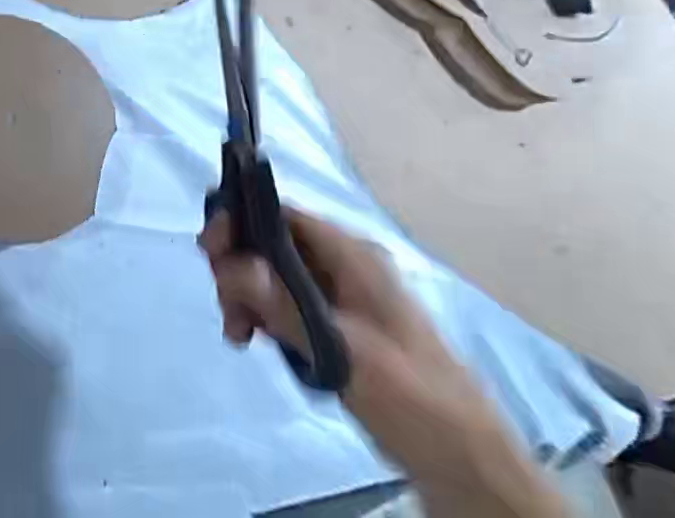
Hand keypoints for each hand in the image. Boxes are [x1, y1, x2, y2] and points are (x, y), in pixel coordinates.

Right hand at [200, 209, 566, 517]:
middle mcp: (344, 263)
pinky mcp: (336, 321)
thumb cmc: (410, 396)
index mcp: (352, 255)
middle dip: (240, 267)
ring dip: (247, 295)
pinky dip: (264, 314)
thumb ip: (284, 306)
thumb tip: (233, 262)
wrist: (464, 460)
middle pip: (272, 242)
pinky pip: (286, 302)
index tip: (210, 251)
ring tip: (239, 334)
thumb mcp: (342, 350)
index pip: (284, 214)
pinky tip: (253, 339)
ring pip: (274, 273)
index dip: (242, 221)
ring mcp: (340, 293)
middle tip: (228, 310)